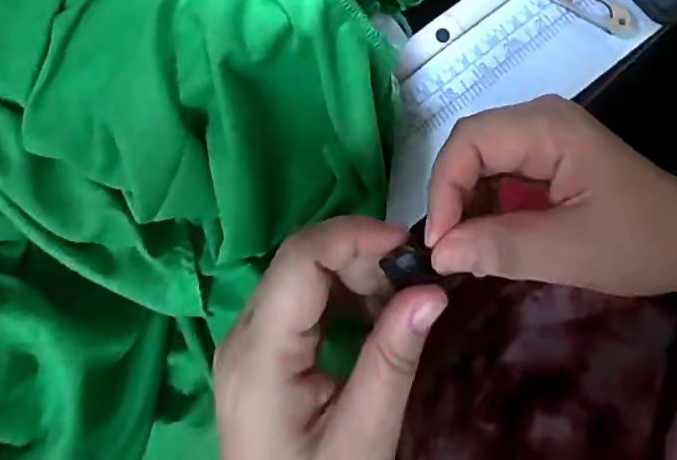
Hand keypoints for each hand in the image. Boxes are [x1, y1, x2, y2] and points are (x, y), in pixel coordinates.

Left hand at [215, 216, 448, 459]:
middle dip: (362, 253)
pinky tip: (377, 312)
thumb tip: (433, 290)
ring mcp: (249, 338)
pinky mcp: (262, 348)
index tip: (409, 246)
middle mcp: (243, 332)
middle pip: (302, 258)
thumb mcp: (362, 441)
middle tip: (414, 275)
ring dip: (357, 270)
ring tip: (401, 294)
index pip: (301, 258)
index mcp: (258, 353)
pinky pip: (303, 295)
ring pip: (304, 269)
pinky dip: (345, 291)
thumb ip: (392, 361)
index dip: (355, 236)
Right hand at [425, 97, 676, 296]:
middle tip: (446, 248)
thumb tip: (439, 253)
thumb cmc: (640, 242)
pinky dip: (484, 200)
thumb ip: (501, 248)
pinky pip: (499, 167)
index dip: (445, 186)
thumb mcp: (570, 252)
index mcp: (548, 125)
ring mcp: (544, 131)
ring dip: (465, 198)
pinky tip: (485, 232)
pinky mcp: (547, 151)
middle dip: (451, 192)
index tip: (440, 243)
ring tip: (461, 245)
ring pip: (481, 154)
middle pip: (472, 142)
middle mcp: (539, 116)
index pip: (471, 139)